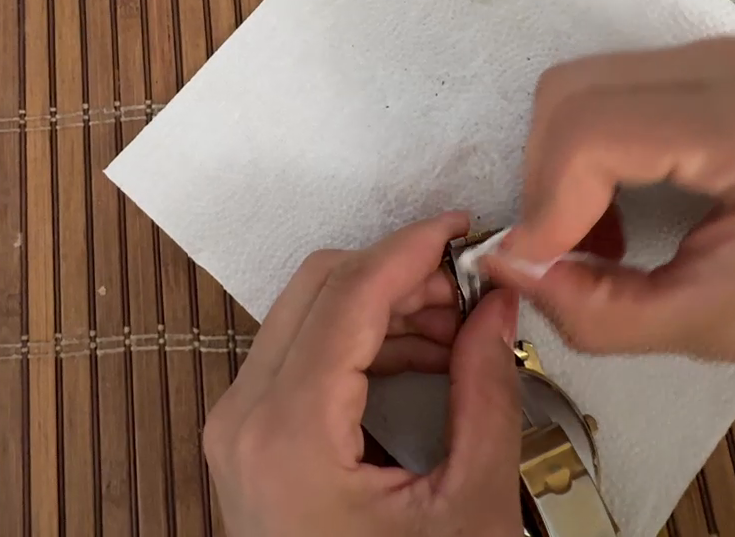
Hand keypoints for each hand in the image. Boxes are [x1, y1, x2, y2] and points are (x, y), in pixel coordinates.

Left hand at [204, 214, 523, 536]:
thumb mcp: (468, 509)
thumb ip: (486, 391)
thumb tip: (498, 302)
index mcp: (288, 432)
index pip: (351, 293)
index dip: (412, 247)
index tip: (463, 226)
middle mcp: (243, 413)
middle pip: (322, 287)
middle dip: (400, 273)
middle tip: (469, 288)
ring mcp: (237, 423)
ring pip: (309, 310)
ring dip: (383, 304)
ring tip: (456, 327)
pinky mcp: (248, 434)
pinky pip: (303, 350)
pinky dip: (360, 338)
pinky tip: (421, 356)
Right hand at [486, 37, 734, 375]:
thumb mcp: (718, 327)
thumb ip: (598, 309)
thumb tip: (508, 272)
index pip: (592, 132)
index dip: (545, 204)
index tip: (533, 270)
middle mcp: (733, 62)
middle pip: (571, 92)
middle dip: (545, 177)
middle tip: (567, 252)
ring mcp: (728, 49)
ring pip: (583, 83)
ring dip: (564, 161)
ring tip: (599, 233)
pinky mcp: (721, 58)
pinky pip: (614, 85)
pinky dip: (592, 143)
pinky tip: (625, 199)